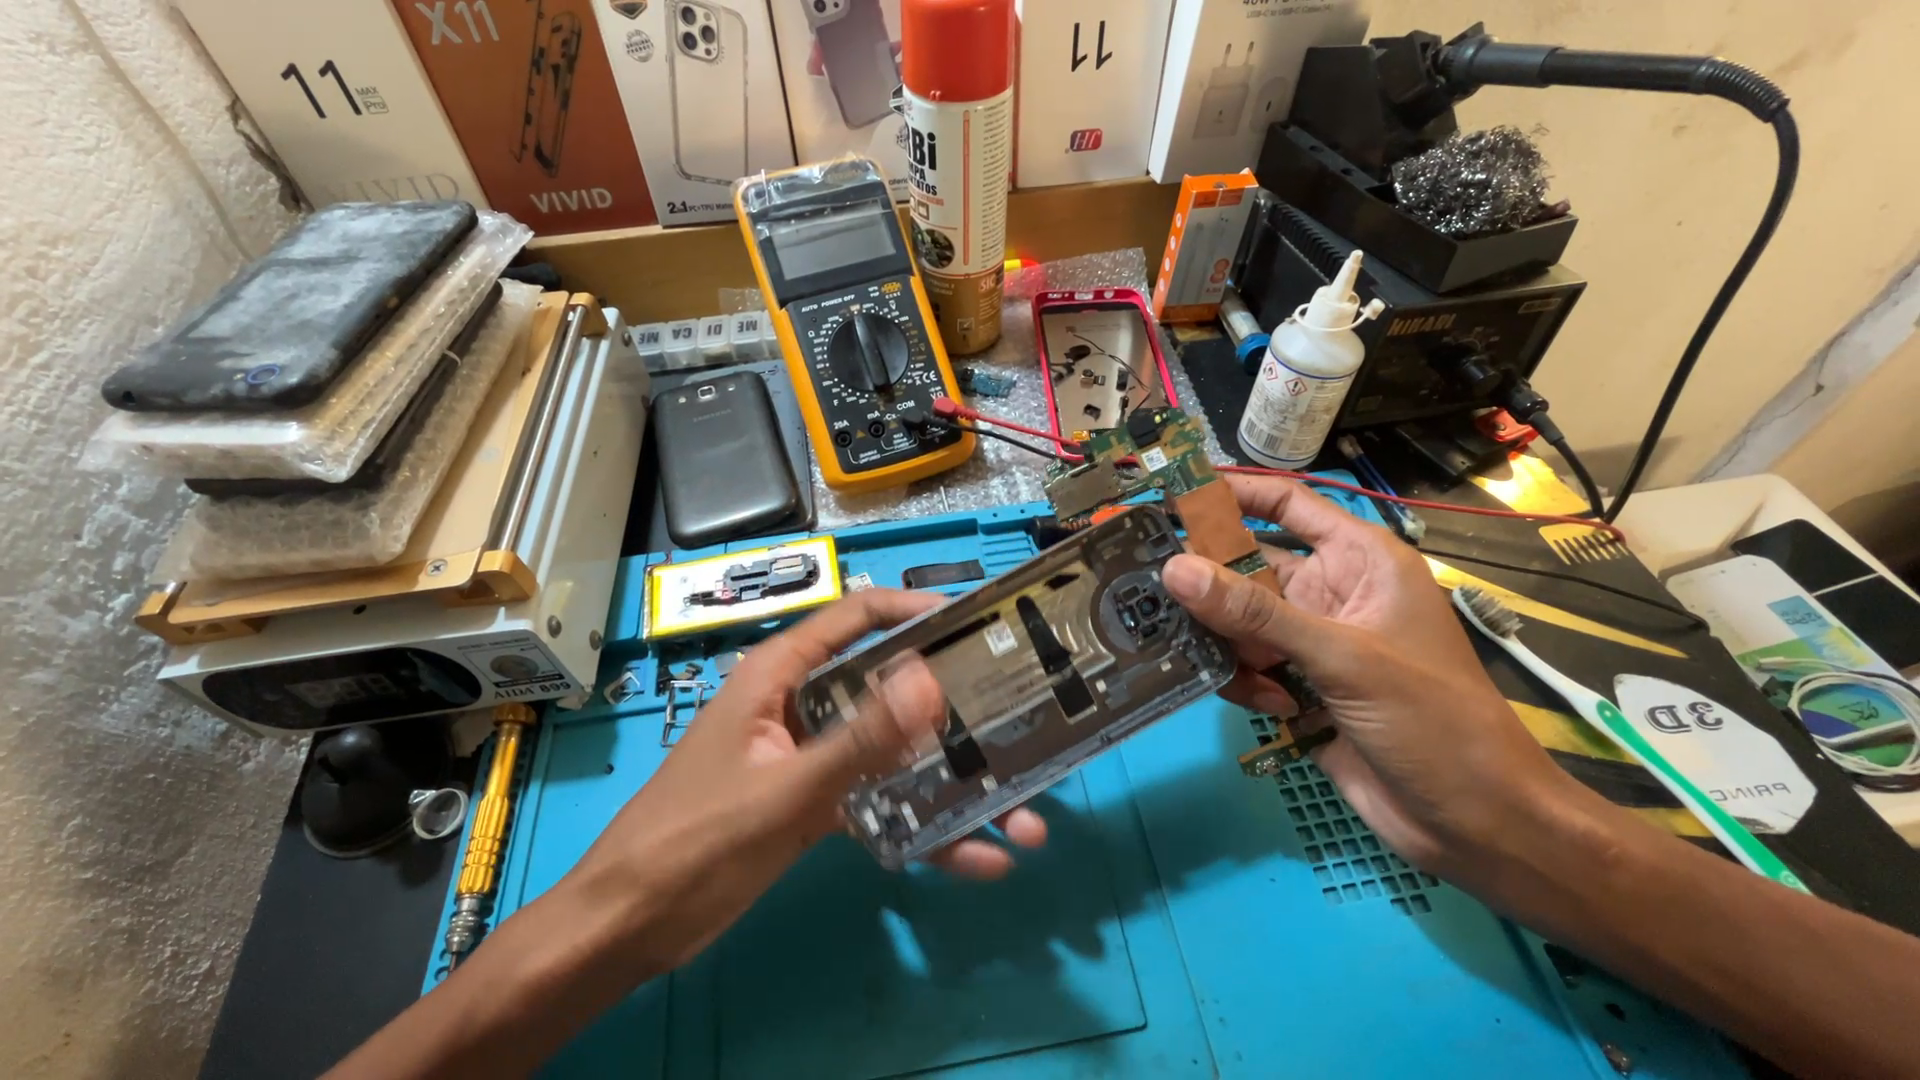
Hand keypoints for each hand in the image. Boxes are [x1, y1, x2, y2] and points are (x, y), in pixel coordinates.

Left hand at [561, 589, 1044, 977]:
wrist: (629, 925)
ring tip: (1022, 817)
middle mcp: (799, 706)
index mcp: (779, 676)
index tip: (977, 620)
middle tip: (1020, 719)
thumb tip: (930, 680)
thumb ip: (858, 739)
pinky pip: (879, 802)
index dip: (914, 609)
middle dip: (953, 710)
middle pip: (886, 687)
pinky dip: (923, 827)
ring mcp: (808, 757)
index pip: (855, 618)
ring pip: (892, 753)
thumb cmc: (694, 841)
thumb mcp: (784, 790)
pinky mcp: (813, 804)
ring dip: (952, 784)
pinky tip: (975, 858)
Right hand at [1161, 474, 1575, 876]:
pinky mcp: (1299, 688)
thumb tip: (1175, 569)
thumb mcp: (1344, 658)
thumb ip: (1256, 615)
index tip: (1171, 495)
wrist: (1475, 822)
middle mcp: (1331, 593)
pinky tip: (1276, 710)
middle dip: (1211, 585)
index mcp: (1360, 561)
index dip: (1234, 492)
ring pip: (1237, 624)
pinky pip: (1246, 668)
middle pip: (1248, 568)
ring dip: (1228, 646)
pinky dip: (1246, 685)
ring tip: (1245, 676)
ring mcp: (1312, 643)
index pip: (1288, 504)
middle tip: (1161, 597)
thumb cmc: (1432, 721)